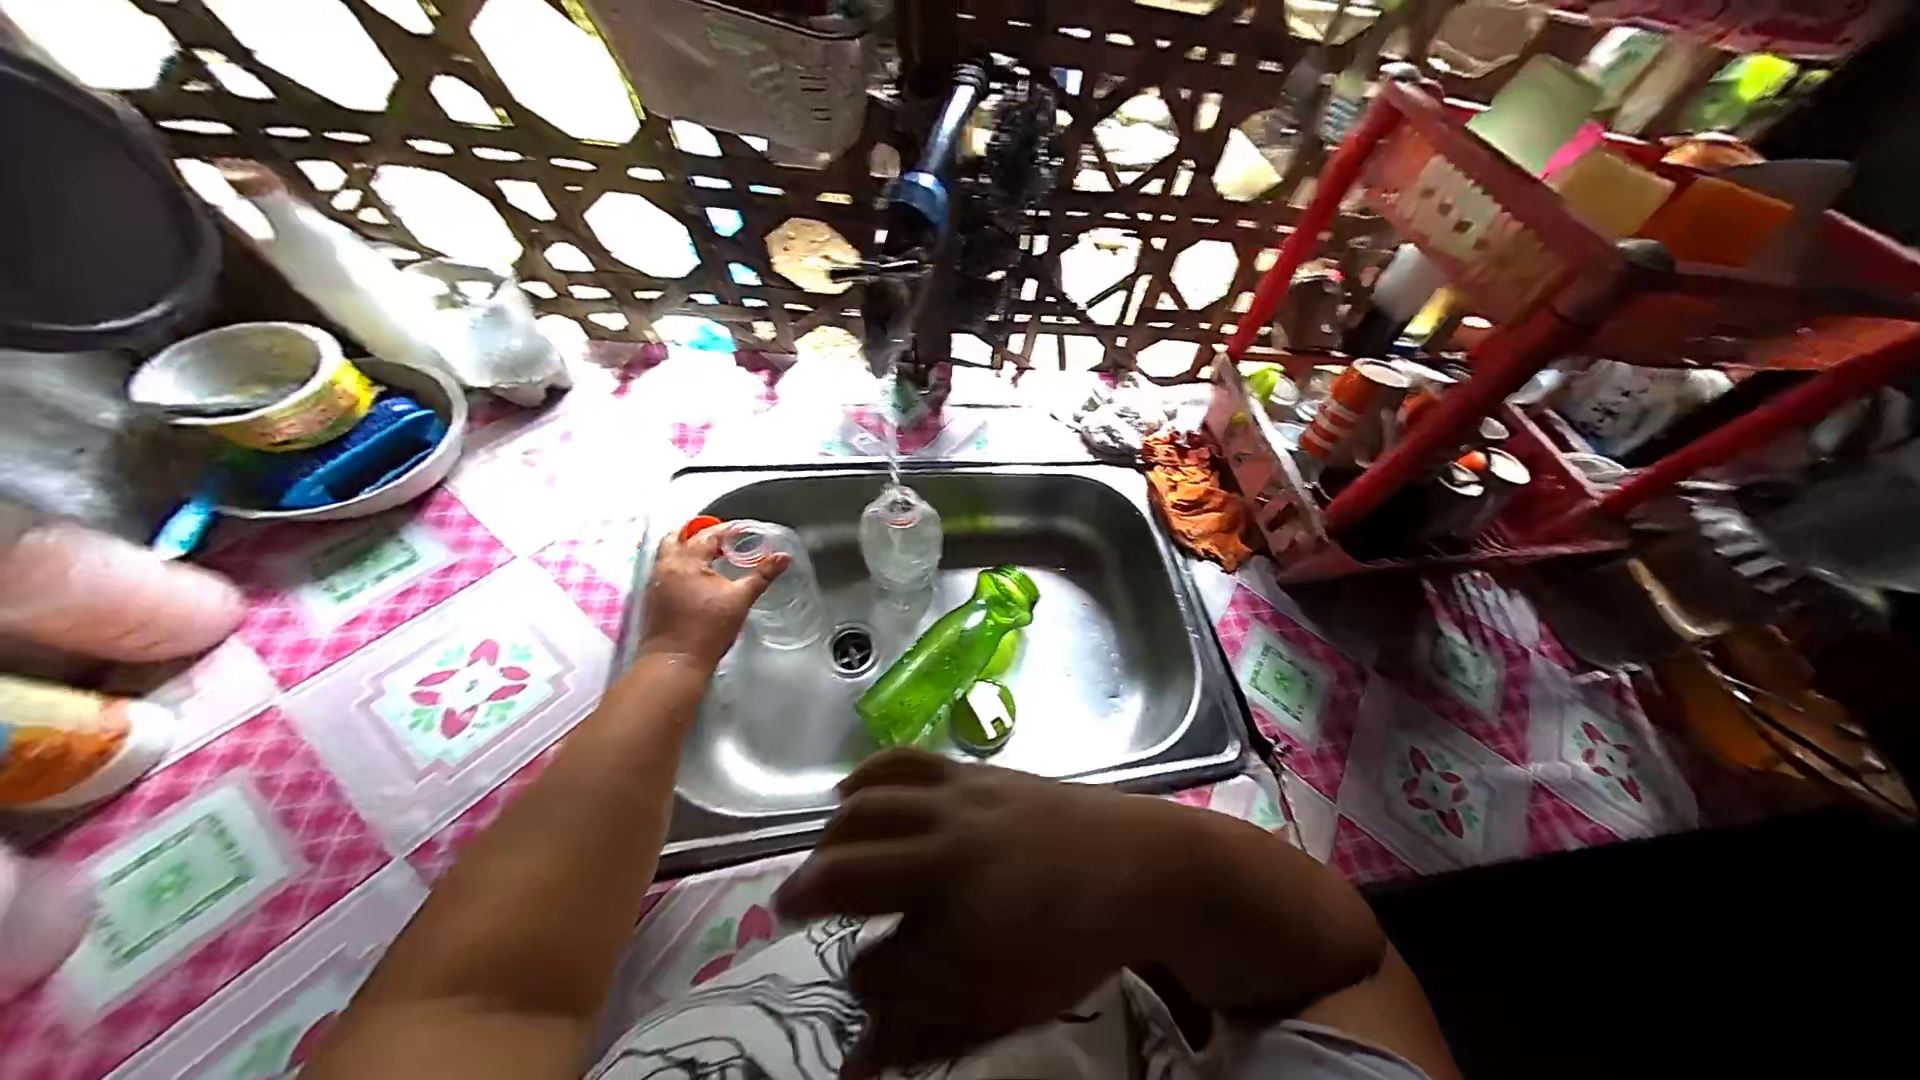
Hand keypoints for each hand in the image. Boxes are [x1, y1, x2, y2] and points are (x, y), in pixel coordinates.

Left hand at [637, 524, 787, 667]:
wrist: (675, 662)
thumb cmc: (708, 629)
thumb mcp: (740, 599)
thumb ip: (762, 575)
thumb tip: (784, 557)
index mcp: (686, 561)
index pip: (707, 534)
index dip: (727, 530)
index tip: (744, 531)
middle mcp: (665, 566)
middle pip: (678, 536)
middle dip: (699, 532)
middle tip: (722, 540)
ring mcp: (655, 582)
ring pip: (667, 552)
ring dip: (687, 548)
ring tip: (711, 556)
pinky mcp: (652, 597)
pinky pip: (664, 569)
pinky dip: (680, 564)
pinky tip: (697, 578)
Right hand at [773, 749, 1196, 1075]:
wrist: (1137, 864)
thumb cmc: (1074, 943)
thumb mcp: (1008, 1005)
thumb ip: (928, 1032)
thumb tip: (856, 1066)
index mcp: (960, 933)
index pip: (876, 968)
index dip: (866, 983)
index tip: (872, 983)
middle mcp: (946, 860)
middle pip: (847, 872)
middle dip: (806, 894)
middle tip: (789, 906)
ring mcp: (956, 806)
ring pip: (865, 811)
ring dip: (830, 837)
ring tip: (823, 855)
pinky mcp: (971, 773)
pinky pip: (903, 762)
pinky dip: (866, 775)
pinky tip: (849, 792)